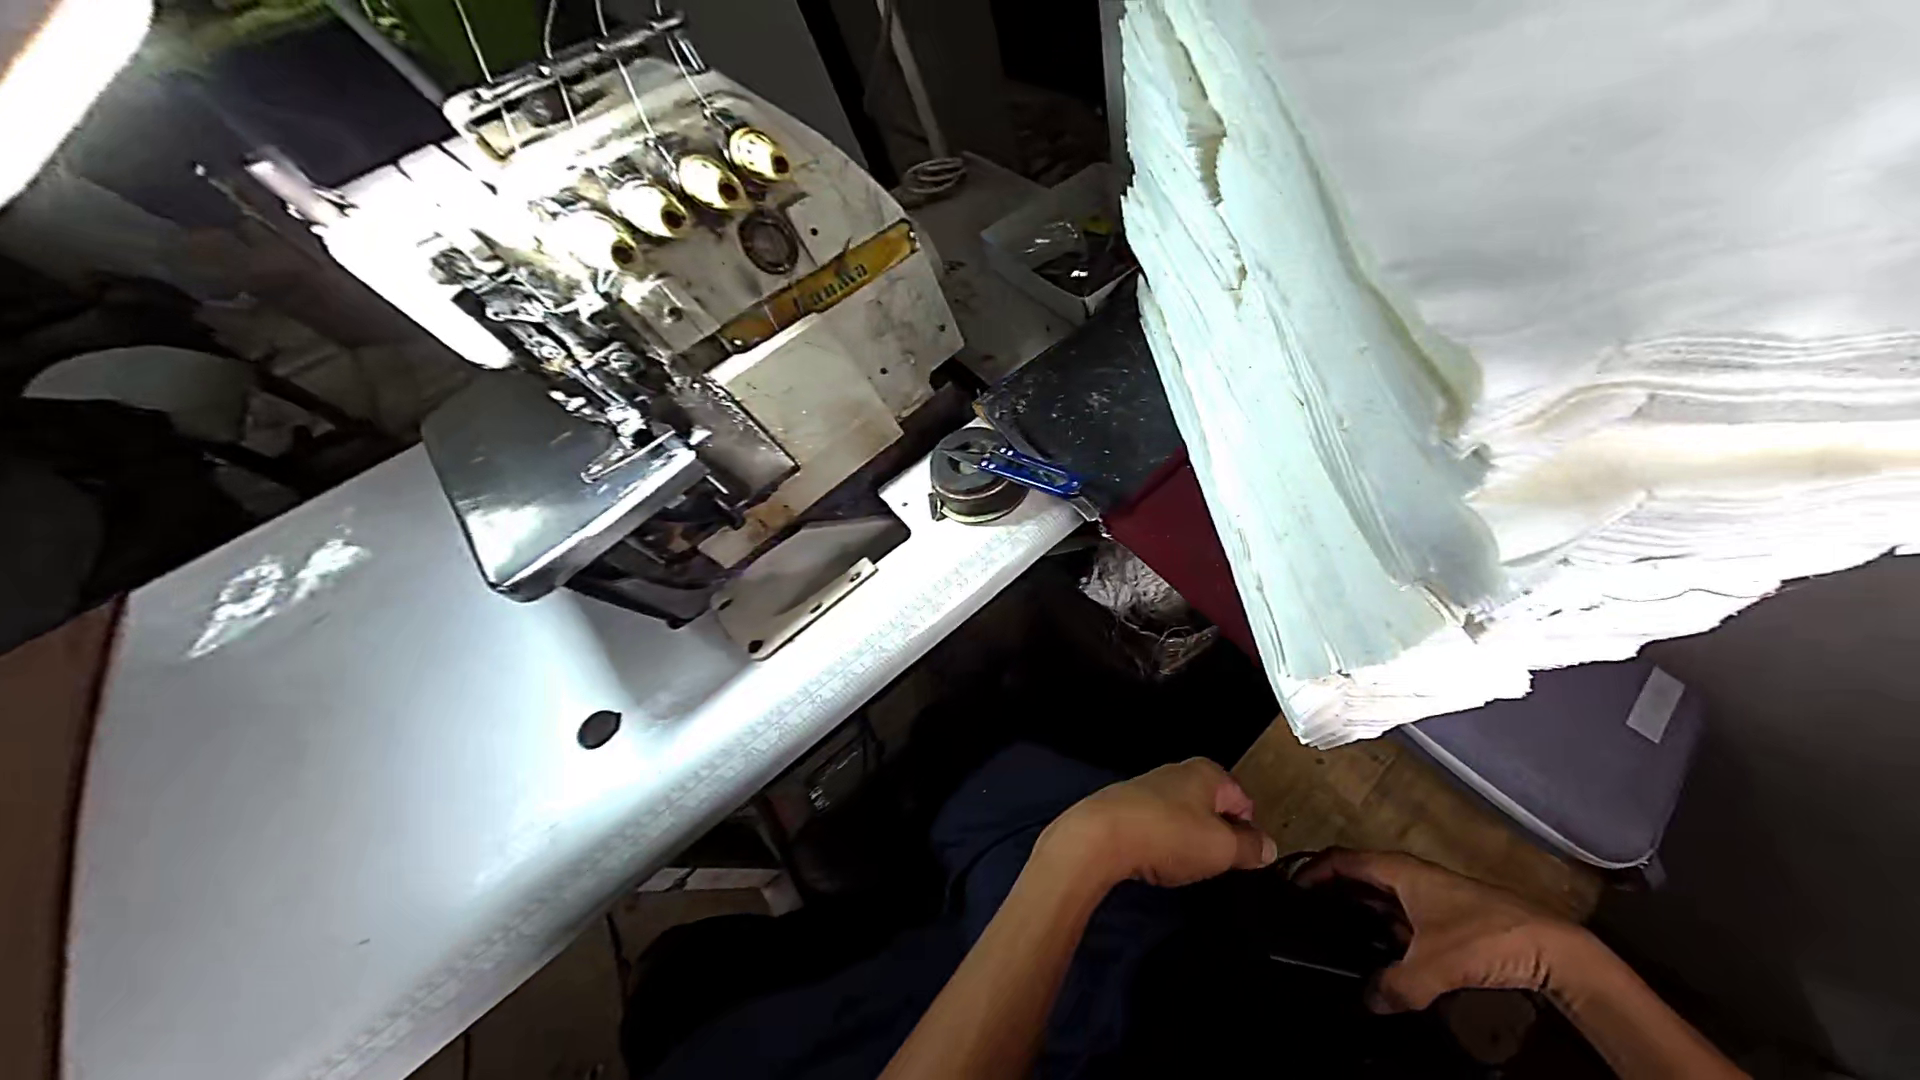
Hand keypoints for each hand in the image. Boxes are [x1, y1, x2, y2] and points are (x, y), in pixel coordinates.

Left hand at [1040, 758, 1277, 889]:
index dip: (1248, 831)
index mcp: (1206, 772)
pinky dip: (1160, 843)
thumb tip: (1268, 846)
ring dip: (1187, 841)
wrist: (1102, 835)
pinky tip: (1156, 859)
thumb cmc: (1169, 834)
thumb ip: (1250, 847)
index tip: (1245, 857)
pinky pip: (1156, 826)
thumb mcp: (1223, 848)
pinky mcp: (1126, 805)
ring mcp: (1148, 787)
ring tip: (1182, 864)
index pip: (1243, 800)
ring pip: (1183, 818)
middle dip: (1216, 836)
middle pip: (1211, 808)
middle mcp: (1177, 772)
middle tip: (1214, 863)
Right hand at [1295, 849, 1580, 1013]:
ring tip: (1336, 935)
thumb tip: (1368, 1001)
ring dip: (1360, 913)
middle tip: (1308, 914)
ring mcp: (1430, 896)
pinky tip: (1380, 953)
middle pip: (1358, 876)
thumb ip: (1397, 984)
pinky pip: (1401, 916)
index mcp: (1398, 869)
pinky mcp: (1448, 917)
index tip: (1291, 888)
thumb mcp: (1436, 965)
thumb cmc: (1485, 937)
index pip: (1341, 859)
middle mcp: (1409, 876)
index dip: (1313, 870)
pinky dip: (1384, 928)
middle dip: (1333, 892)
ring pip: (1382, 898)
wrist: (1556, 950)